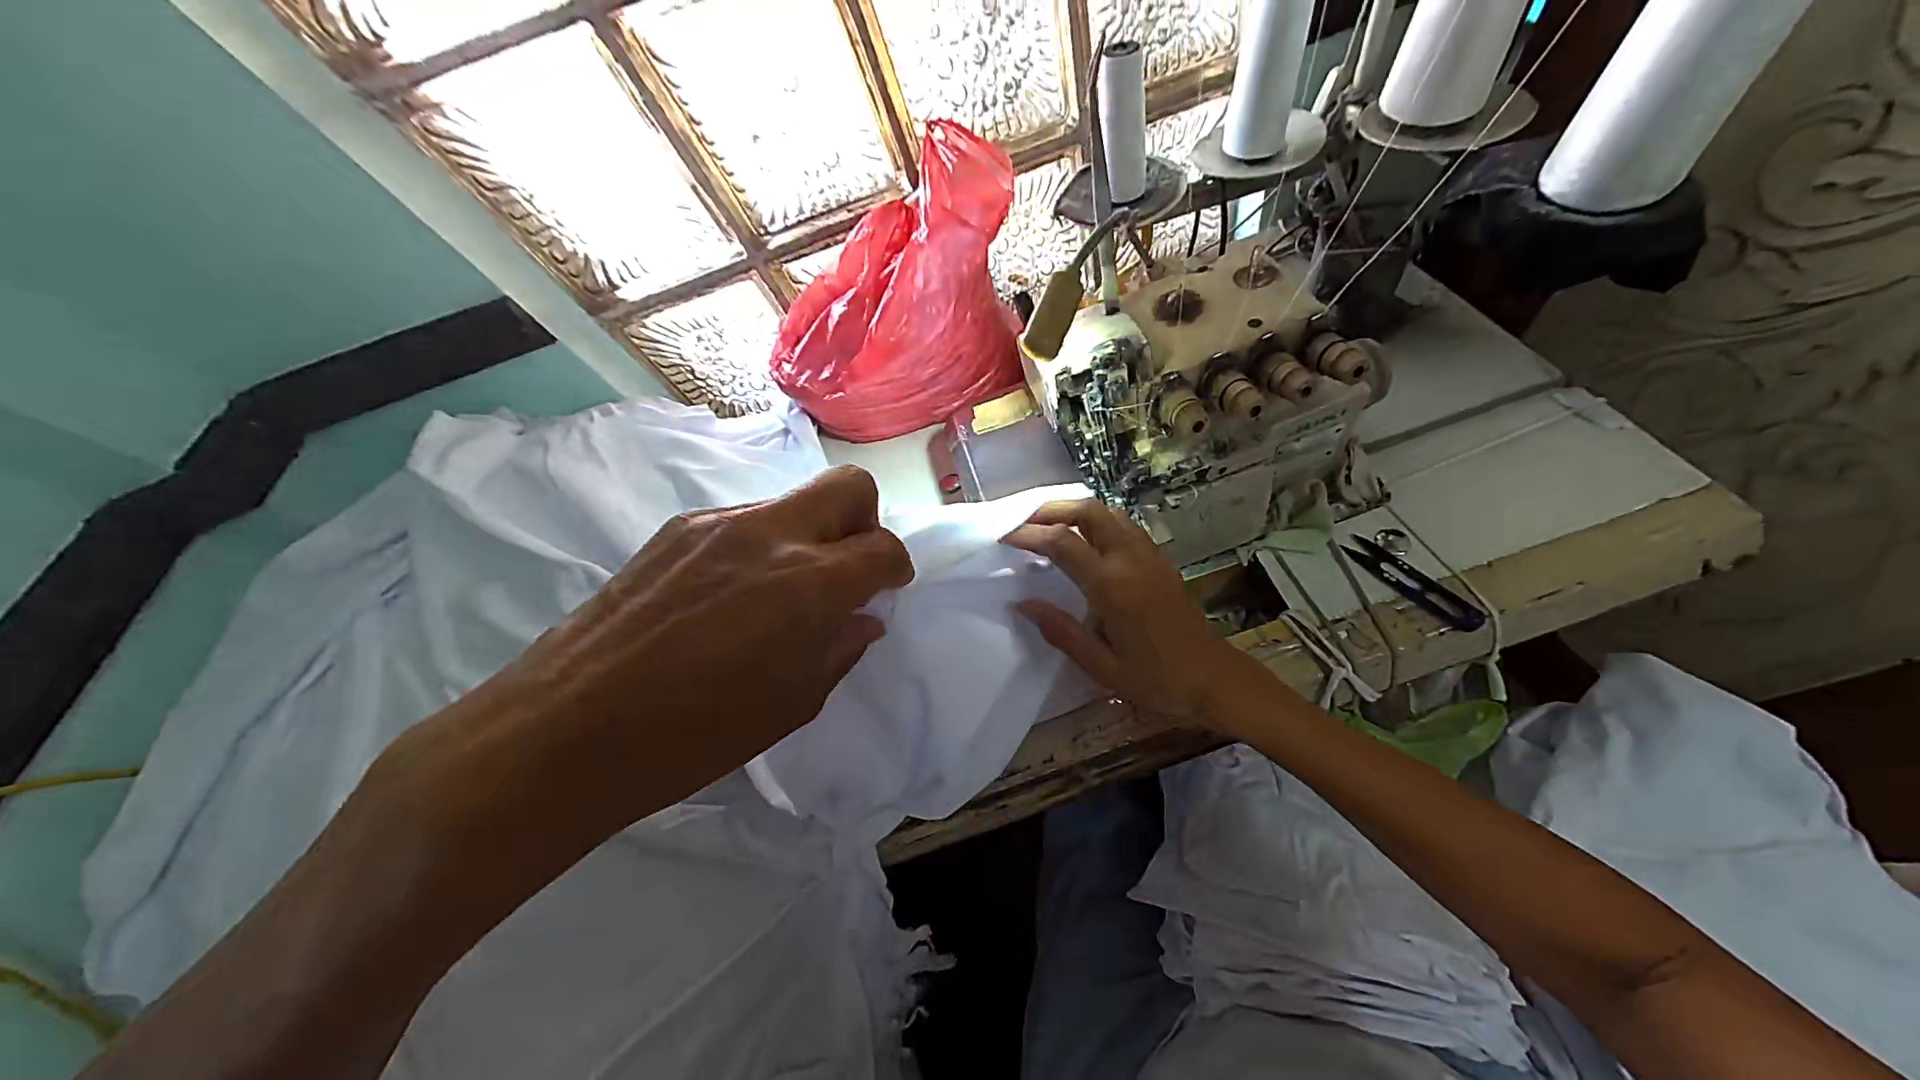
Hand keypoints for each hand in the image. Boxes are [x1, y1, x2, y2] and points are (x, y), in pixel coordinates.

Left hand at [373, 464, 913, 869]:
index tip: (885, 591)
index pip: (882, 547)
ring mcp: (717, 524)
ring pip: (791, 502)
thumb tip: (861, 618)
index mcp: (809, 583)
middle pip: (848, 486)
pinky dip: (760, 547)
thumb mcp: (792, 704)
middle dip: (864, 521)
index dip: (895, 569)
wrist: (568, 727)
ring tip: (778, 595)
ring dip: (807, 537)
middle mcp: (770, 534)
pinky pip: (743, 521)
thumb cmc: (695, 734)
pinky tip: (728, 597)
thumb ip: (839, 649)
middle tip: (846, 571)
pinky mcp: (676, 529)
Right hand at [1003, 499, 1251, 723]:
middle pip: (1088, 510)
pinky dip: (1096, 520)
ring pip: (1108, 511)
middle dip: (1051, 509)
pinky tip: (1084, 540)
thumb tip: (1024, 604)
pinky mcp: (1159, 559)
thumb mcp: (1102, 666)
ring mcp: (1149, 555)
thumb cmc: (1156, 679)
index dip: (1029, 534)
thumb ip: (1061, 631)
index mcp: (1112, 587)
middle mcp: (1130, 560)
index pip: (1062, 543)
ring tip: (1049, 528)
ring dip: (1075, 511)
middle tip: (1024, 523)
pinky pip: (1123, 524)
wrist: (1213, 678)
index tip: (1004, 538)